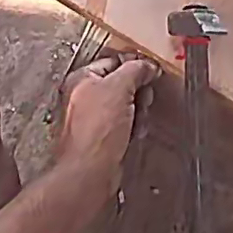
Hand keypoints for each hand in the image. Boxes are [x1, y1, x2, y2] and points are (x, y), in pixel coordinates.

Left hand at [54, 54, 157, 190]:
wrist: (90, 171)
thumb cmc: (96, 130)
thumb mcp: (119, 88)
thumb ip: (134, 70)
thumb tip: (147, 65)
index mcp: (82, 78)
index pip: (113, 61)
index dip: (133, 65)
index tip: (150, 70)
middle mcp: (84, 96)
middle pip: (121, 84)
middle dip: (137, 92)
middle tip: (143, 99)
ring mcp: (93, 118)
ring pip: (126, 105)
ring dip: (137, 112)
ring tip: (137, 121)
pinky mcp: (102, 137)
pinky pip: (125, 125)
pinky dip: (133, 128)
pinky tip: (134, 134)